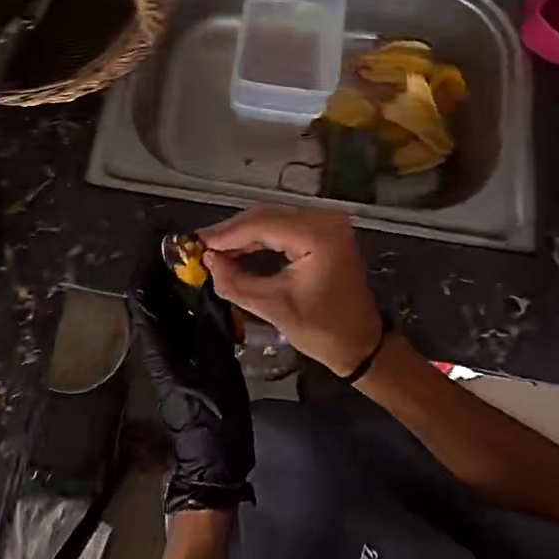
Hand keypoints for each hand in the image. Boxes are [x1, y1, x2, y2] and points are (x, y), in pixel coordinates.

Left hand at [129, 242, 254, 512]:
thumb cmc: (213, 411)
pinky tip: (212, 291)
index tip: (164, 241)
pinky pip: (184, 322)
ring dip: (179, 285)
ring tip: (202, 259)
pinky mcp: (186, 360)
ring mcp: (172, 354)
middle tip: (190, 244)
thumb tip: (209, 278)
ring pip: (169, 310)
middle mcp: (159, 346)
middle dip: (165, 271)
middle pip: (154, 300)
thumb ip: (212, 318)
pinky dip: (191, 302)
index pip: (142, 298)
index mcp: (158, 346)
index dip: (147, 268)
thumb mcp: (217, 360)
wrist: (216, 458)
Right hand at [200, 205, 383, 377]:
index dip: (227, 233)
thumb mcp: (275, 308)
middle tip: (200, 246)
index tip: (197, 243)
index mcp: (318, 235)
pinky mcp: (323, 231)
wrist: (362, 343)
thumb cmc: (323, 330)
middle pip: (267, 215)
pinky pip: (284, 226)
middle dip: (232, 231)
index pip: (263, 224)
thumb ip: (237, 283)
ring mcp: (326, 222)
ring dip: (244, 233)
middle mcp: (324, 219)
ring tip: (213, 249)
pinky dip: (260, 237)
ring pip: (273, 218)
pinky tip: (238, 249)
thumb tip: (208, 261)